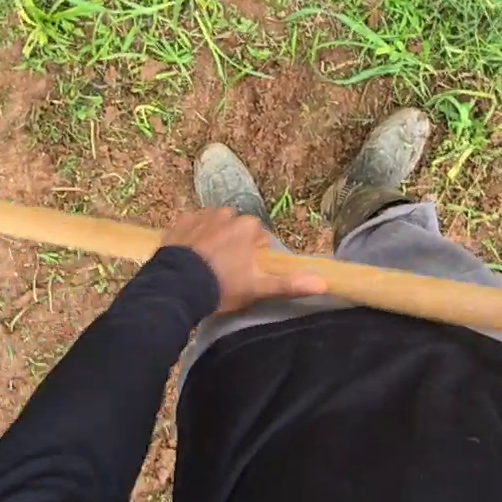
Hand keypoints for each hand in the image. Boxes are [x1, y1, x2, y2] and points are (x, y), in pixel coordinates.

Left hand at [161, 208, 325, 313]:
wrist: (177, 286)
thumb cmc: (223, 285)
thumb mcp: (259, 288)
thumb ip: (290, 284)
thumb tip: (324, 282)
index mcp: (249, 226)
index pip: (259, 238)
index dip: (254, 256)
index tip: (245, 274)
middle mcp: (228, 213)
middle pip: (237, 229)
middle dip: (234, 245)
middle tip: (225, 271)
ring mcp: (202, 215)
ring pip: (215, 225)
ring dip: (214, 239)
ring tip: (206, 265)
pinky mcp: (180, 221)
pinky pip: (192, 226)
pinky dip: (193, 237)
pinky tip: (189, 256)